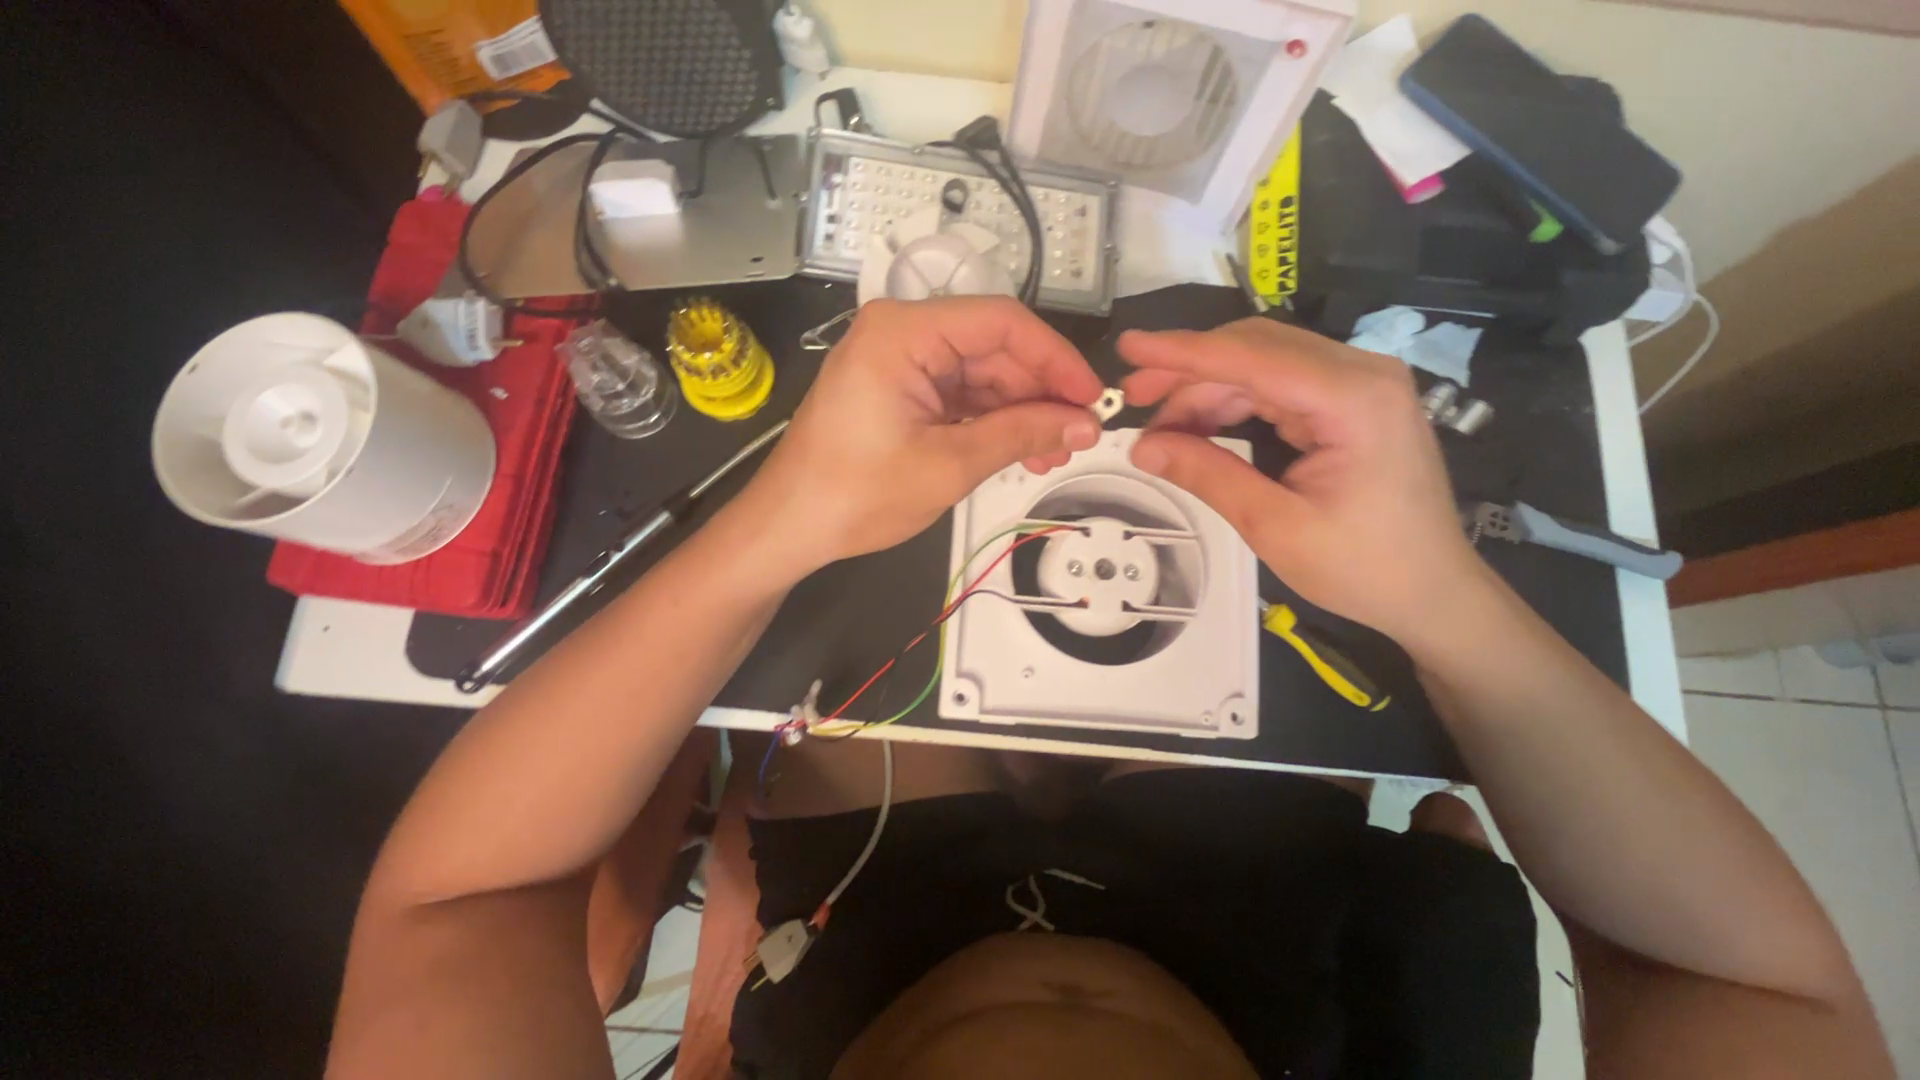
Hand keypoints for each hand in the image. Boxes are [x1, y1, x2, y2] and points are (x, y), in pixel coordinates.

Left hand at [741, 297, 1102, 578]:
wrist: (788, 527)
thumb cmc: (857, 495)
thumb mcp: (949, 465)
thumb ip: (1021, 434)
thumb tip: (1083, 424)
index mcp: (903, 332)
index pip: (1001, 322)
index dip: (1055, 358)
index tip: (1091, 397)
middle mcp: (900, 332)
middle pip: (992, 347)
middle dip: (1039, 392)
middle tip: (1078, 435)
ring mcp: (898, 360)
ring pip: (980, 374)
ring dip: (1020, 411)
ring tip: (1054, 453)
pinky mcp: (898, 389)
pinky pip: (958, 394)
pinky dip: (990, 420)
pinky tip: (1022, 449)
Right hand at [1119, 319, 1487, 641]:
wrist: (1433, 591)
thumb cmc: (1363, 567)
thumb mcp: (1275, 527)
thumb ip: (1209, 475)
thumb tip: (1142, 447)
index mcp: (1353, 398)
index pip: (1251, 356)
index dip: (1182, 352)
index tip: (1127, 348)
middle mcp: (1360, 373)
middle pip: (1255, 349)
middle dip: (1188, 370)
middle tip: (1131, 397)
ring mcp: (1359, 384)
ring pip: (1262, 364)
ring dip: (1207, 387)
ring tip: (1157, 424)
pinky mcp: (1351, 401)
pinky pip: (1279, 384)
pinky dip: (1233, 401)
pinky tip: (1198, 423)